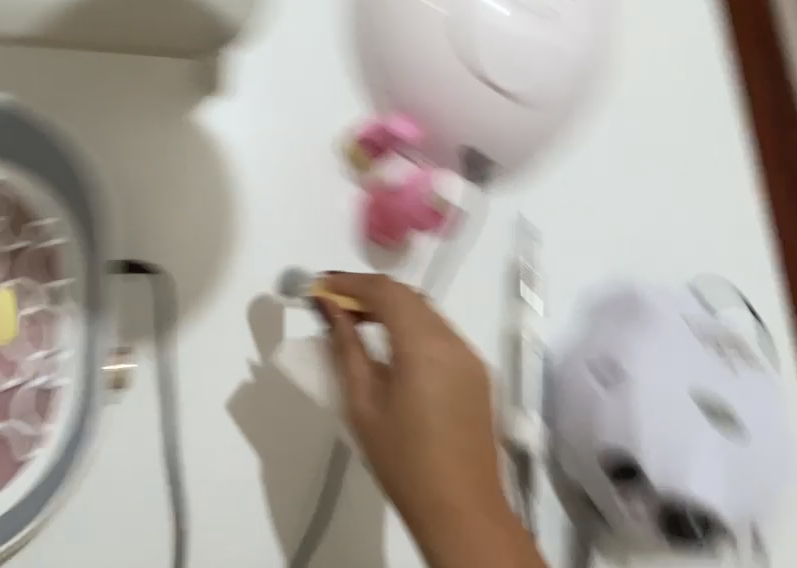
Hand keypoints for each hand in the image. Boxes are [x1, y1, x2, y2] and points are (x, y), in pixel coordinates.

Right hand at [320, 273, 542, 567]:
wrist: (462, 512)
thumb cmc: (403, 461)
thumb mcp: (363, 403)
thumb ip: (346, 346)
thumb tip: (329, 307)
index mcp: (424, 346)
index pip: (385, 292)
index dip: (350, 283)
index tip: (319, 286)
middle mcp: (452, 341)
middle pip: (407, 296)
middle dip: (368, 292)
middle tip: (333, 302)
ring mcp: (469, 356)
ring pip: (425, 312)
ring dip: (390, 307)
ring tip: (355, 321)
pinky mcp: (476, 373)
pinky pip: (439, 333)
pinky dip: (410, 326)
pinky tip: (388, 346)